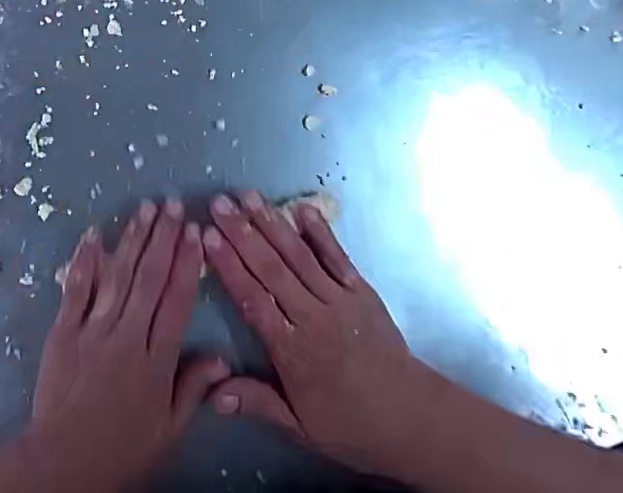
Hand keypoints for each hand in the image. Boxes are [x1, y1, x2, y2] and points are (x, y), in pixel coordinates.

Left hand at [0, 199, 229, 492]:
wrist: (63, 466)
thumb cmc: (122, 451)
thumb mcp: (169, 431)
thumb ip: (193, 389)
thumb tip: (221, 356)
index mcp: (155, 362)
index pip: (176, 302)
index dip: (187, 264)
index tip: (195, 232)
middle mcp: (126, 338)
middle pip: (148, 279)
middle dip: (162, 238)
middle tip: (172, 204)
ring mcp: (92, 331)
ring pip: (116, 276)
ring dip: (132, 239)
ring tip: (145, 208)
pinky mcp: (63, 330)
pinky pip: (76, 289)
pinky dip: (85, 260)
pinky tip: (93, 234)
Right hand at [200, 190, 438, 476]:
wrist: (415, 420)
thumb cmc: (349, 424)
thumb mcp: (300, 427)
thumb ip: (257, 402)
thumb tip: (212, 395)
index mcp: (294, 351)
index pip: (254, 300)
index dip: (229, 266)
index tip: (207, 237)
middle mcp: (314, 318)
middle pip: (272, 269)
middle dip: (242, 233)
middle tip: (218, 203)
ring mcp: (340, 300)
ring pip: (299, 255)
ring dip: (271, 223)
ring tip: (247, 195)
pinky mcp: (361, 291)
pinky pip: (336, 256)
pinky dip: (318, 231)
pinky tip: (300, 207)